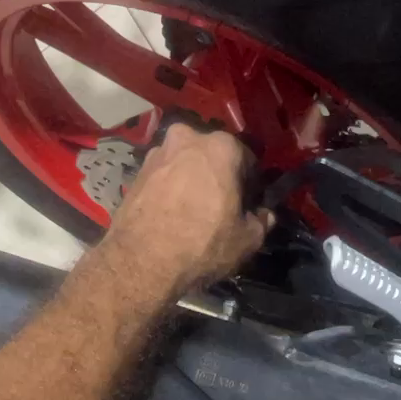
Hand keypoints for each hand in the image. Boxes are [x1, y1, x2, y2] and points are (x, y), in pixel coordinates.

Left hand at [97, 122, 270, 295]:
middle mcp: (188, 138)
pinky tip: (174, 217)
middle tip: (222, 209)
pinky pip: (165, 178)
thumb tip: (264, 215)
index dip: (252, 186)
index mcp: (222, 147)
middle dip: (220, 178)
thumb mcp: (248, 240)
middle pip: (213, 158)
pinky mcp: (136, 171)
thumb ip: (262, 222)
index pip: (248, 160)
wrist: (142, 261)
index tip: (248, 206)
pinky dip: (172, 191)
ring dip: (194, 182)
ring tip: (195, 215)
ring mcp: (158, 152)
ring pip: (186, 165)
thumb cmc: (203, 245)